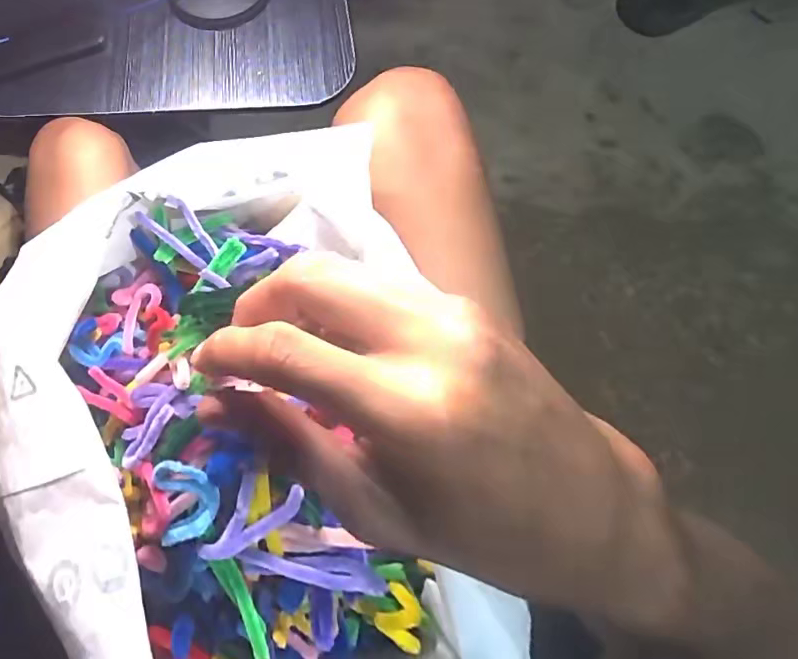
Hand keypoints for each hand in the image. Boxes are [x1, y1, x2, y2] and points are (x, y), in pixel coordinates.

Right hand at [193, 253, 672, 625]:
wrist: (595, 507)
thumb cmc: (480, 532)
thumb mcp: (371, 509)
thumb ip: (285, 443)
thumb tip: (214, 405)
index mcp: (405, 406)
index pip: (285, 348)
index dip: (229, 350)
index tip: (203, 366)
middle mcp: (425, 336)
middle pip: (305, 277)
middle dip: (253, 305)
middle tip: (241, 347)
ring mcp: (446, 306)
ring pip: (335, 265)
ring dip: (289, 295)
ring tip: (280, 340)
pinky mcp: (457, 297)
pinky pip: (368, 277)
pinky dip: (330, 297)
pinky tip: (331, 337)